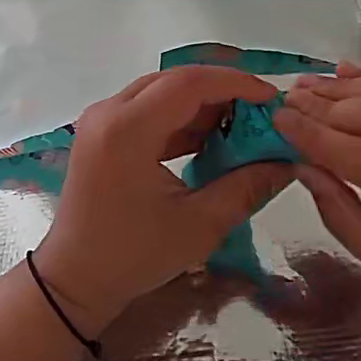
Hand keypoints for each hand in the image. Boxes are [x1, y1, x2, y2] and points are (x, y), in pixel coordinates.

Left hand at [33, 66, 294, 333]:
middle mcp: (109, 112)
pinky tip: (209, 137)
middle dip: (222, 90)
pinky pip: (147, 108)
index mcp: (128, 130)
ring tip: (241, 124)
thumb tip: (287, 163)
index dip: (235, 83)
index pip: (189, 83)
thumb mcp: (200, 225)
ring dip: (202, 102)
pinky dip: (180, 116)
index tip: (270, 100)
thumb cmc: (133, 255)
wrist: (73, 280)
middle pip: (175, 80)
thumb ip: (247, 187)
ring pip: (162, 90)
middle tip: (260, 112)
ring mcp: (101, 120)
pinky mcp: (101, 132)